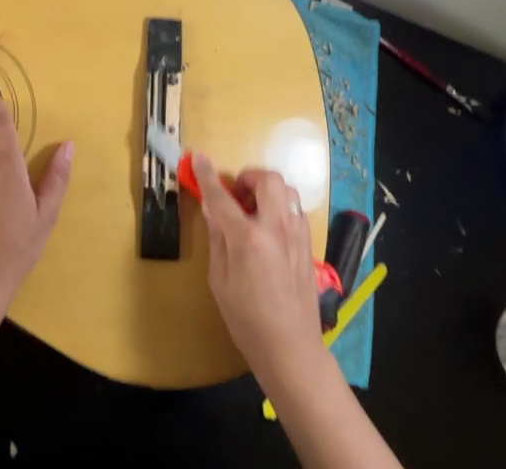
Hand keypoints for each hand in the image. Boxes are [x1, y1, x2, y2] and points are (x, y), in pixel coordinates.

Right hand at [193, 154, 326, 377]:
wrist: (290, 347)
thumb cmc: (245, 319)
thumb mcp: (219, 279)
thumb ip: (217, 238)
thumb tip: (211, 207)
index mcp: (247, 238)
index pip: (222, 196)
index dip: (207, 175)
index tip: (198, 158)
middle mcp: (275, 228)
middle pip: (267, 180)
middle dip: (248, 177)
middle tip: (234, 194)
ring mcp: (296, 234)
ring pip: (286, 191)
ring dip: (267, 190)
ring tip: (252, 210)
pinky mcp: (308, 243)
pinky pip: (294, 210)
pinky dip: (279, 208)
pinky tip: (268, 230)